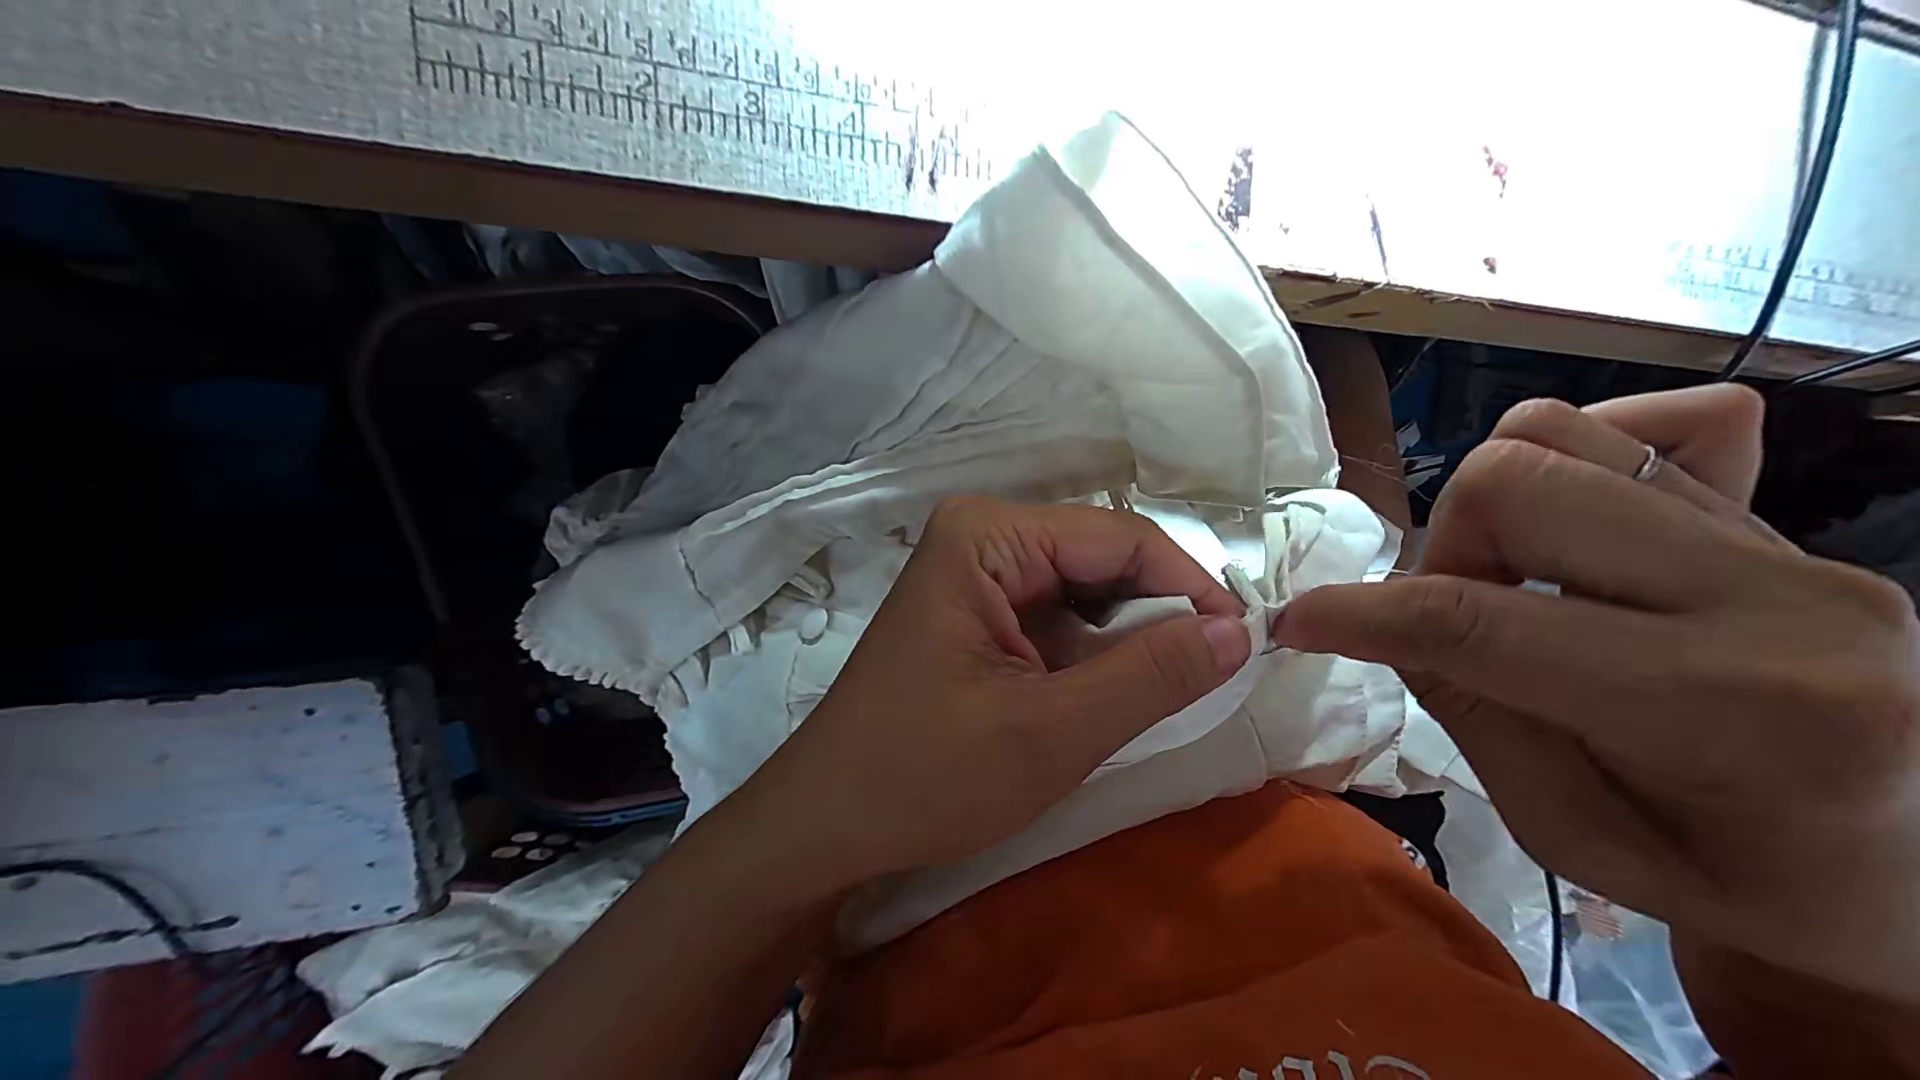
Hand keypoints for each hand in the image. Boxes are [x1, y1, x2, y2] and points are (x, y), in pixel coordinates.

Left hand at [723, 496, 1251, 897]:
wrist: (827, 823)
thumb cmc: (925, 777)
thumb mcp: (1051, 731)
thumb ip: (1150, 675)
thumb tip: (1239, 631)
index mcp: (986, 536)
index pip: (1118, 538)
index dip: (1189, 588)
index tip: (1244, 646)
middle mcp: (979, 538)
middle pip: (1100, 561)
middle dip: (1154, 618)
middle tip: (1202, 682)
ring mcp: (974, 577)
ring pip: (1083, 593)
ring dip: (1123, 643)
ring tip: (1144, 701)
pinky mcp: (975, 616)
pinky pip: (1055, 620)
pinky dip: (1089, 658)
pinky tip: (1094, 701)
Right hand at [1277, 385, 1919, 1000]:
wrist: (1913, 874)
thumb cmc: (1723, 880)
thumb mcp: (1564, 831)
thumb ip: (1467, 708)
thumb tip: (1389, 618)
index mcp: (1731, 710)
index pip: (1478, 622)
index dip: (1358, 614)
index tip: (1294, 622)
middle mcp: (1777, 595)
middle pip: (1510, 483)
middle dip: (1443, 548)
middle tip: (1454, 616)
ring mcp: (1793, 541)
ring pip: (1558, 435)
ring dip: (1488, 505)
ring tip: (1511, 577)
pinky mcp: (1789, 515)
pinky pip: (1666, 420)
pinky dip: (1585, 450)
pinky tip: (1577, 523)